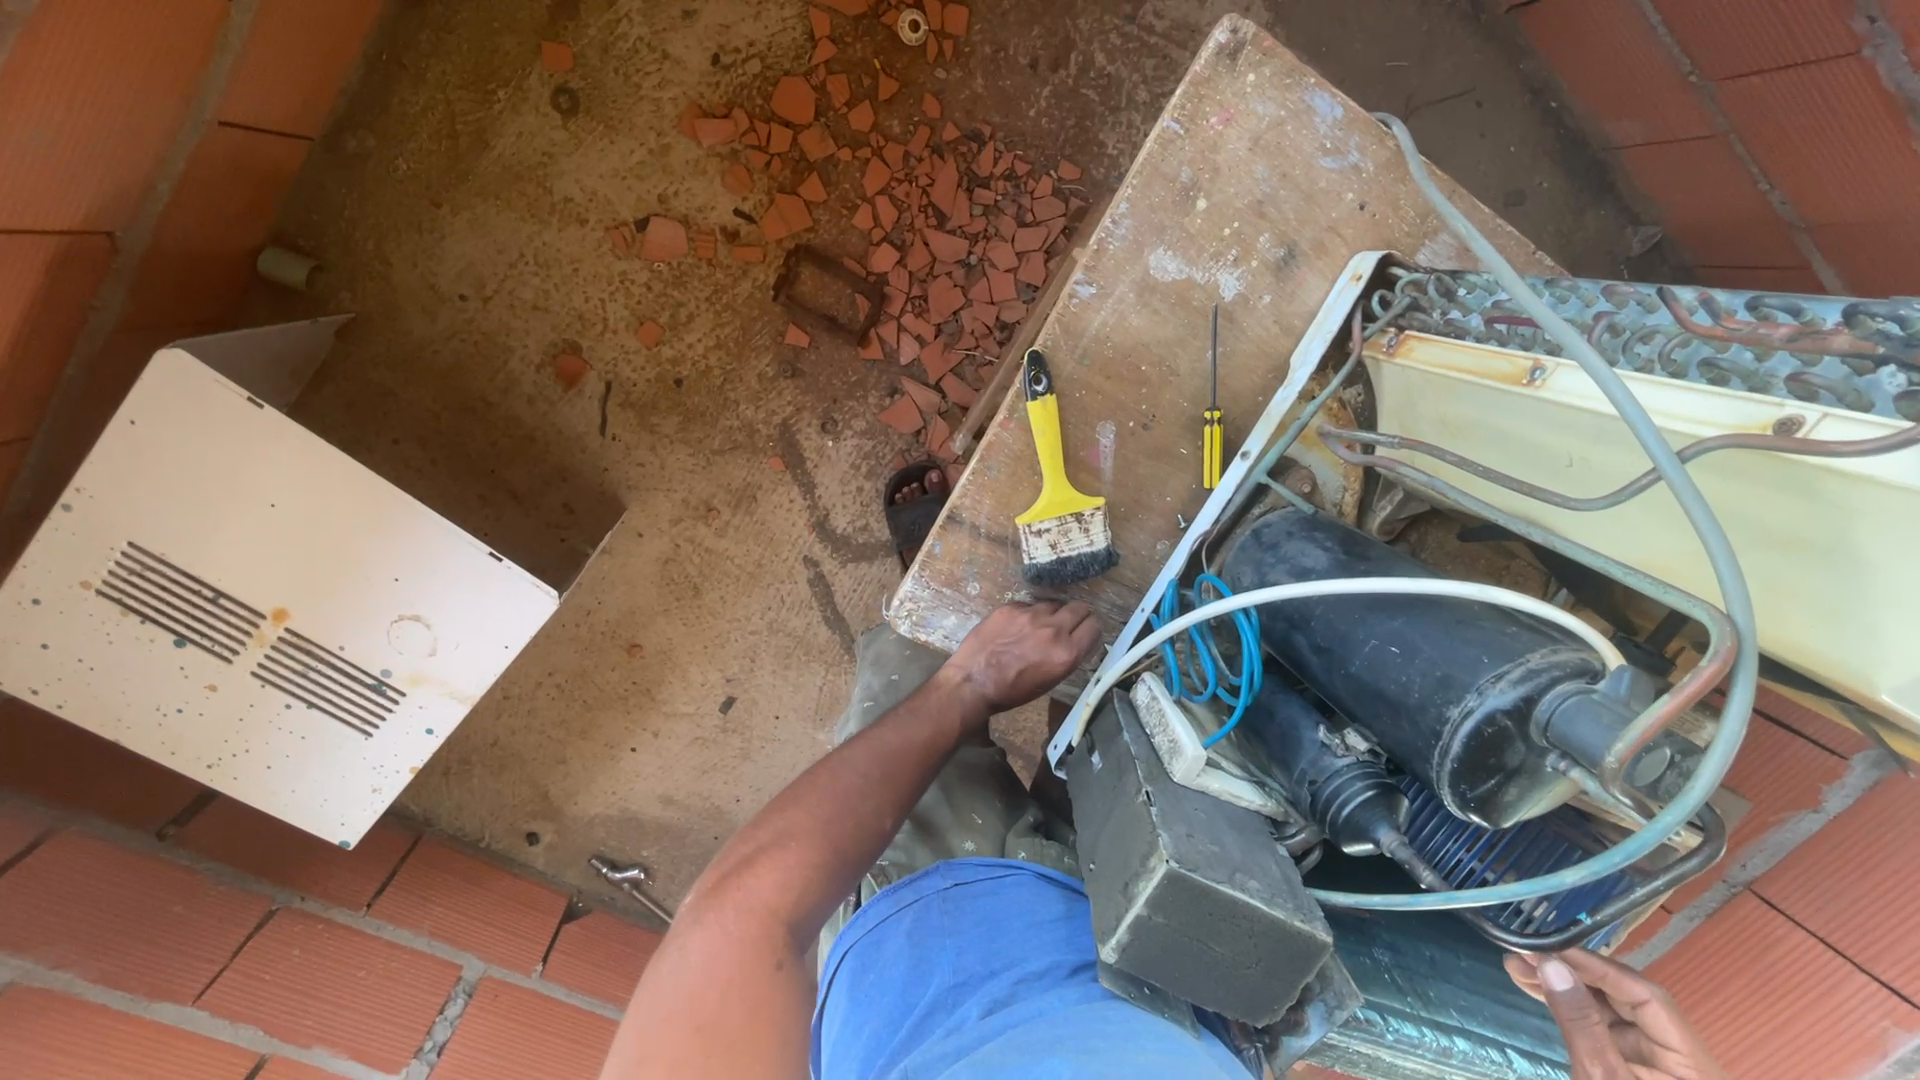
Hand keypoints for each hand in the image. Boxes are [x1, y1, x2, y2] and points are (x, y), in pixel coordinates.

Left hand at [939, 600, 1101, 715]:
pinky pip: (1028, 604)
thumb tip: (1075, 640)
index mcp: (1067, 653)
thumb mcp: (1051, 679)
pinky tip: (1016, 627)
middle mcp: (1053, 630)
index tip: (1085, 631)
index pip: (1094, 626)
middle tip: (1067, 623)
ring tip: (1039, 626)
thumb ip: (1067, 655)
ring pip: (1054, 603)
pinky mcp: (1010, 607)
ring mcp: (1030, 615)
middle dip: (1077, 615)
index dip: (1090, 628)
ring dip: (1051, 613)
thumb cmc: (1012, 691)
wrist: (973, 682)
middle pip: (1080, 608)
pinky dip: (1027, 613)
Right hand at [1506, 949, 1724, 1079]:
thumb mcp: (1602, 1079)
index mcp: (1695, 1064)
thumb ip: (1581, 1021)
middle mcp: (1683, 1057)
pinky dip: (1571, 1010)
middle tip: (1523, 956)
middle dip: (1574, 974)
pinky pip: (1603, 1029)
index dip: (1597, 967)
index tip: (1549, 947)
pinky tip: (1537, 991)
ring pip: (1611, 1011)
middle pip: (1628, 1000)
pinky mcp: (1633, 1070)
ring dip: (1565, 988)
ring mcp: (1658, 1065)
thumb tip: (1550, 963)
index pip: (1646, 996)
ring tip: (1517, 968)